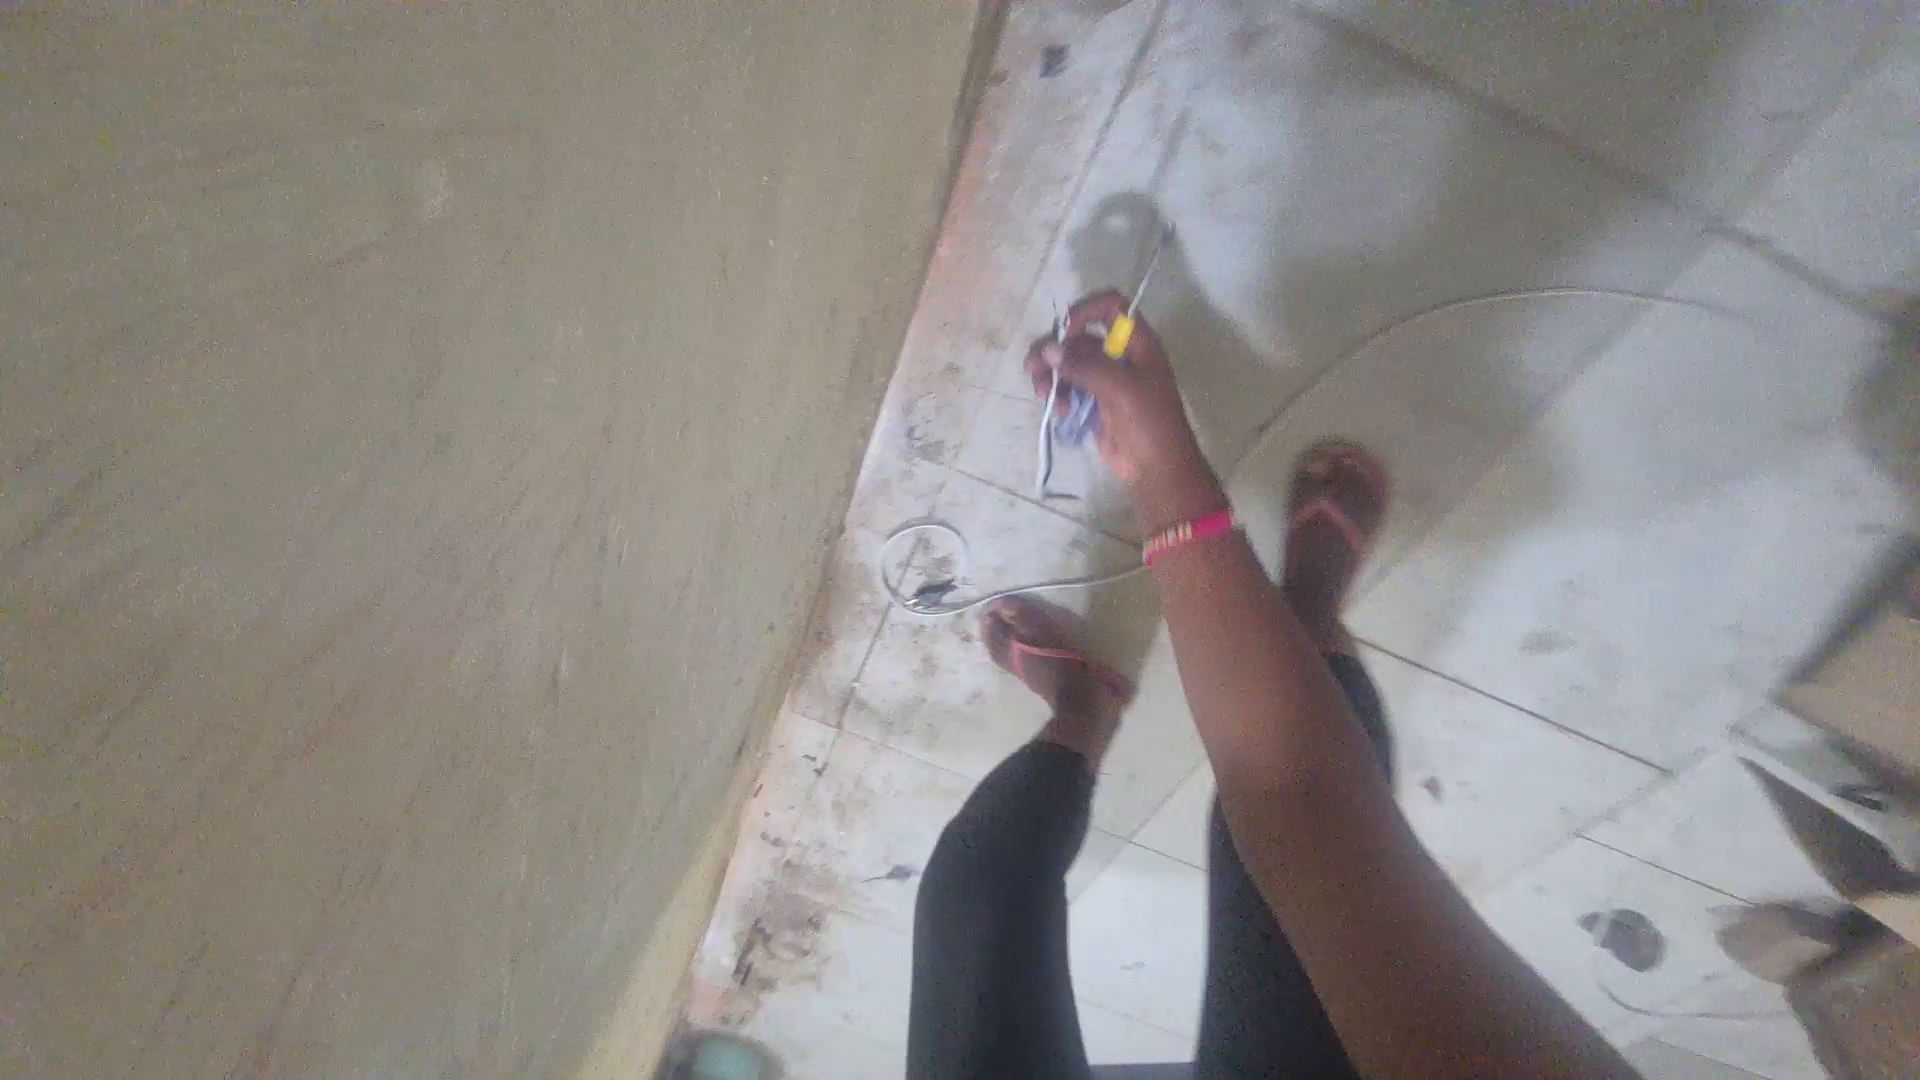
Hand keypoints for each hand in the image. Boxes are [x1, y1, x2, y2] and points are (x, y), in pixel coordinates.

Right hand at [1025, 292, 1224, 531]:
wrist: (1155, 466)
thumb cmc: (1148, 422)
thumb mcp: (1120, 388)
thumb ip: (1084, 366)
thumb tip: (1048, 350)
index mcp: (1137, 343)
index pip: (1110, 307)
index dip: (1086, 312)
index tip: (1065, 332)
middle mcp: (1119, 355)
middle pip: (1079, 337)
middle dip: (1055, 350)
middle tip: (1035, 368)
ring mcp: (1105, 380)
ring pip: (1068, 363)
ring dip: (1051, 374)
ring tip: (1043, 393)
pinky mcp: (1092, 403)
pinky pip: (1068, 388)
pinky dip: (1058, 394)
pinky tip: (1060, 410)